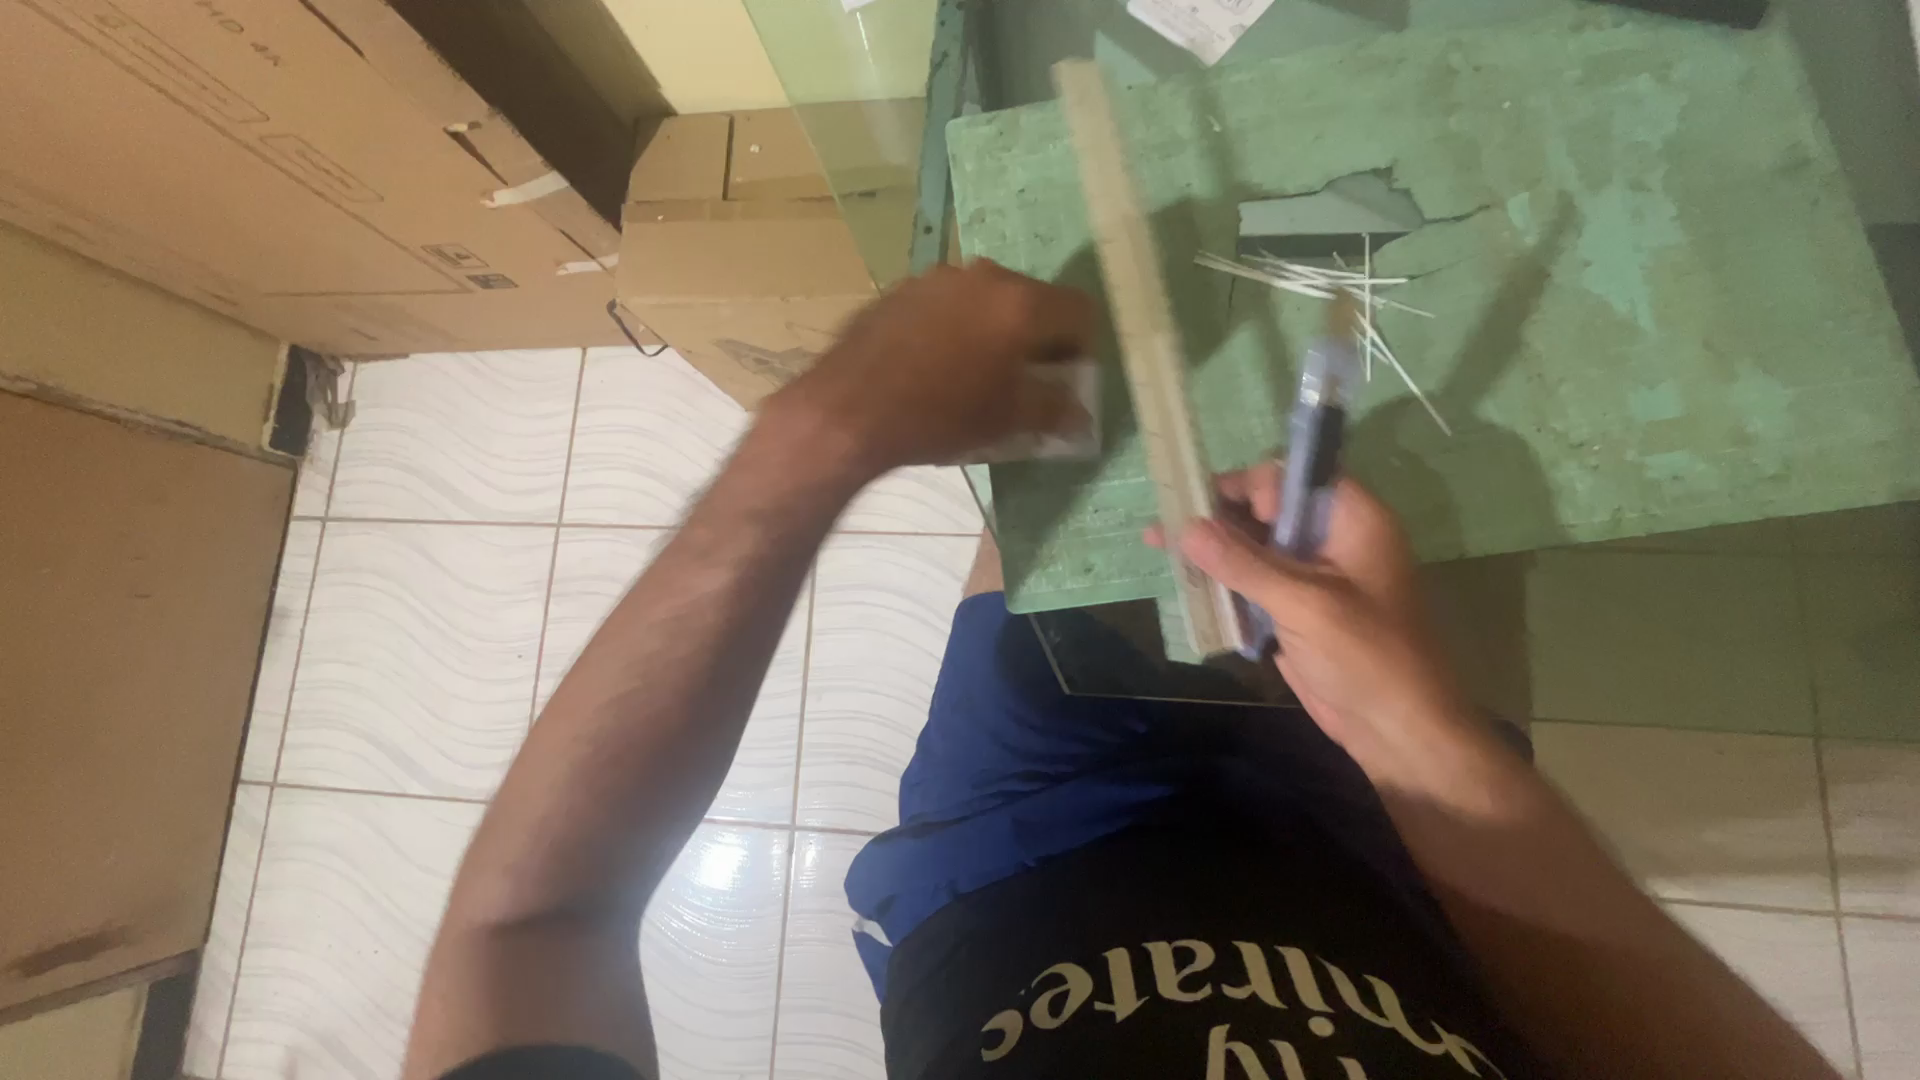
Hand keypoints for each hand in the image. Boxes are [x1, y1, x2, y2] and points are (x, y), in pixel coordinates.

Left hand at [768, 260, 1094, 476]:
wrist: (848, 410)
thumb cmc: (939, 416)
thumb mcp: (1006, 421)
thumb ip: (1055, 410)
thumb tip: (1082, 414)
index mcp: (1021, 303)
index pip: (1080, 310)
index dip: (1082, 347)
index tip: (1063, 379)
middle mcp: (984, 276)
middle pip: (1032, 300)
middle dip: (1037, 338)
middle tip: (1021, 380)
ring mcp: (938, 277)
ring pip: (986, 299)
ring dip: (994, 330)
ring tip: (973, 374)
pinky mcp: (901, 289)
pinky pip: (947, 303)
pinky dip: (954, 327)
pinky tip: (932, 365)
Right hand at [1148, 464, 1477, 771]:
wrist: (1396, 729)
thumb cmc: (1366, 656)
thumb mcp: (1304, 604)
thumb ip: (1243, 564)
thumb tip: (1185, 528)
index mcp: (1350, 520)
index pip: (1292, 476)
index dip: (1251, 486)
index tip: (1215, 514)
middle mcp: (1328, 538)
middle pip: (1264, 507)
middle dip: (1216, 514)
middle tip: (1166, 521)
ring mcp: (1308, 574)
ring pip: (1250, 544)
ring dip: (1209, 546)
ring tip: (1155, 540)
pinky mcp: (1290, 607)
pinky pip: (1248, 580)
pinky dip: (1218, 578)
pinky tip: (1181, 577)